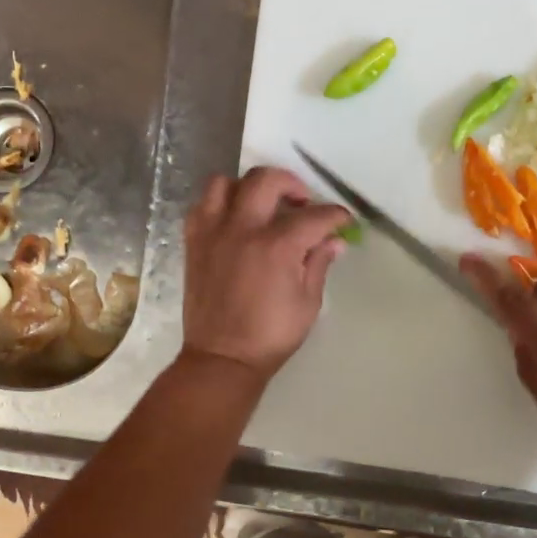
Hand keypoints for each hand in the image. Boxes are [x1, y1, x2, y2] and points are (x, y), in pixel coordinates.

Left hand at [181, 167, 349, 380]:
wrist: (222, 358)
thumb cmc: (271, 336)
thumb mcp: (308, 303)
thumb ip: (318, 264)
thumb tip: (333, 241)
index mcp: (277, 246)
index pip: (315, 216)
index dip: (335, 216)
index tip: (342, 221)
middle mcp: (243, 229)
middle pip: (267, 180)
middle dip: (292, 184)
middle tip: (302, 203)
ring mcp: (214, 233)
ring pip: (225, 183)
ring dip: (248, 187)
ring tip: (261, 205)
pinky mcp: (194, 243)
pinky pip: (202, 206)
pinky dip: (219, 204)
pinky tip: (233, 220)